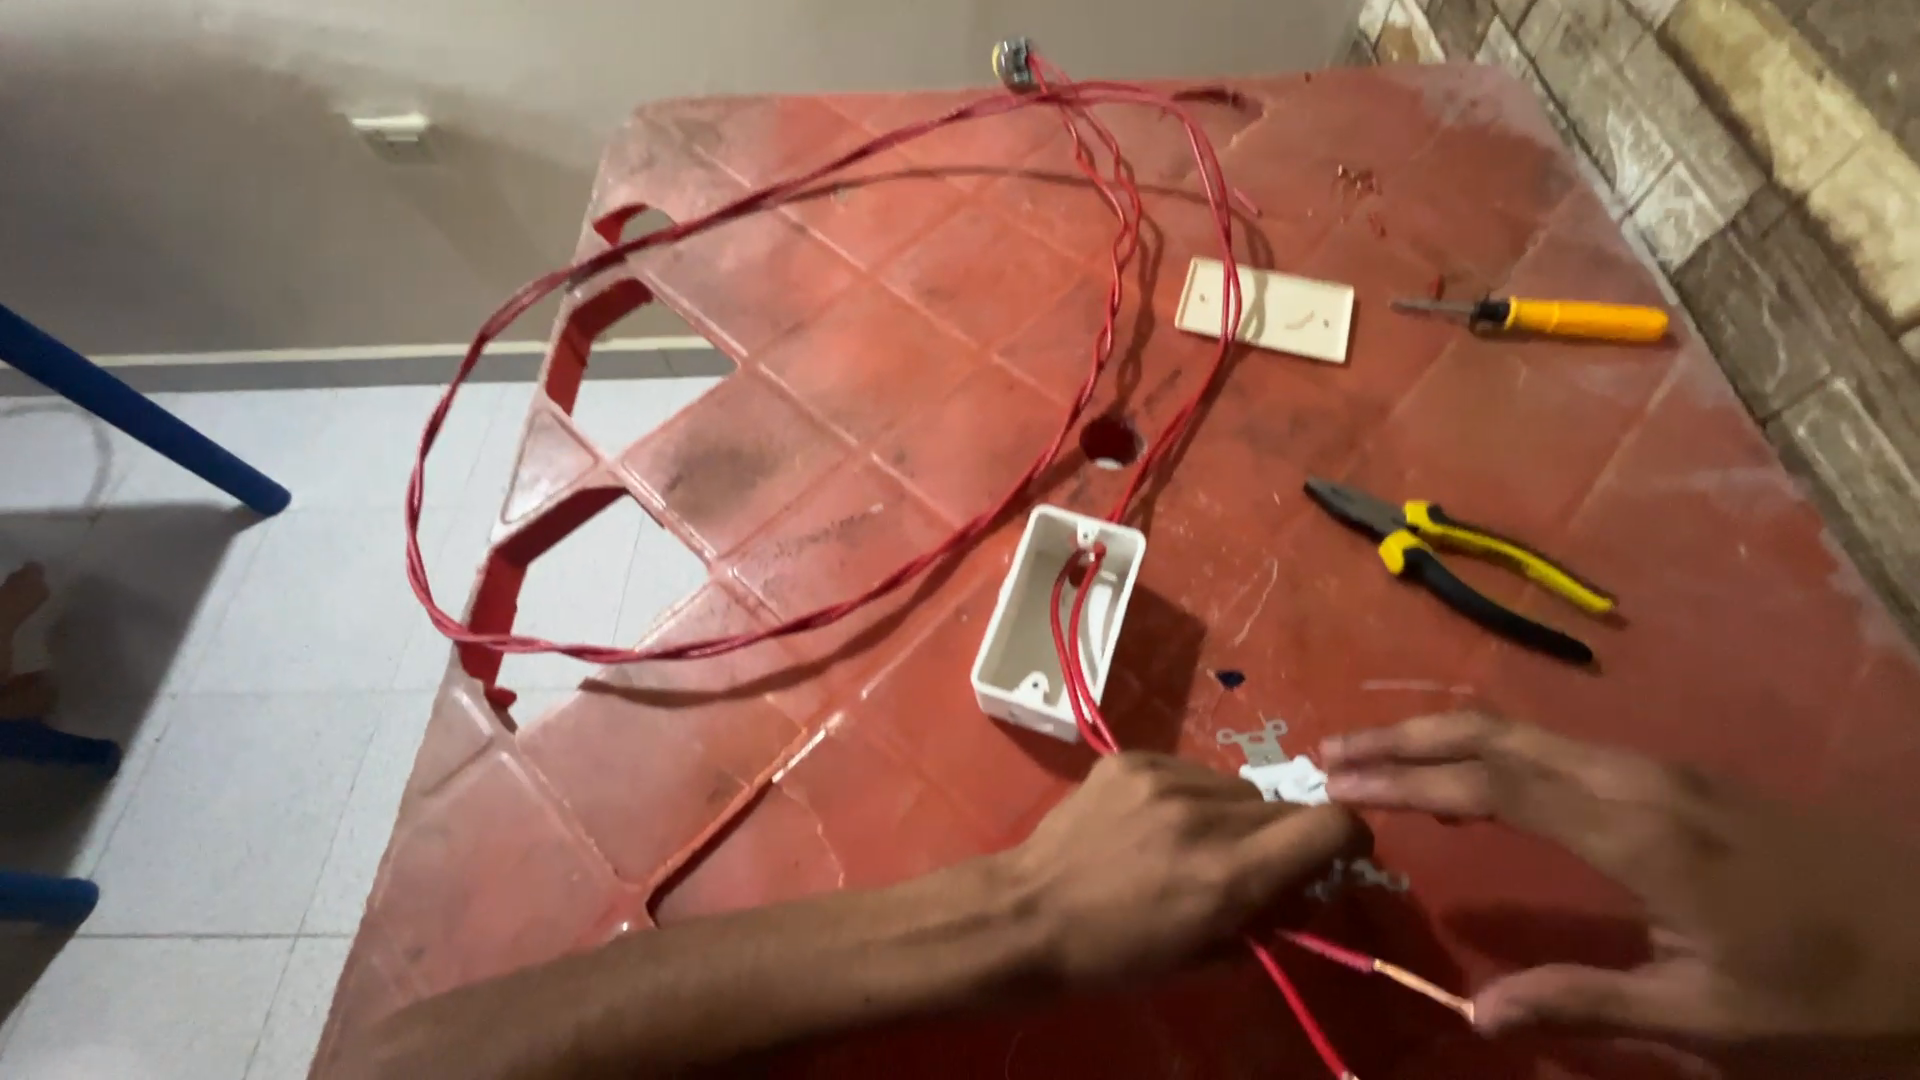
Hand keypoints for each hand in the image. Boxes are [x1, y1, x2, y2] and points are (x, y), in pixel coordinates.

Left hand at [1005, 752, 1359, 982]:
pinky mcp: (1129, 758)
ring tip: (1189, 839)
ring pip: (1233, 785)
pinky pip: (1187, 768)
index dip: (1345, 838)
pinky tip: (1153, 817)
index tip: (1333, 854)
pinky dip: (1186, 793)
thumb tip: (1305, 884)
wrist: (1032, 910)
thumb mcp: (1206, 954)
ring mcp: (1161, 778)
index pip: (1328, 826)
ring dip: (1230, 812)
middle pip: (1281, 805)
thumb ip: (1267, 915)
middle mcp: (1203, 814)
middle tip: (1245, 861)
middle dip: (1279, 836)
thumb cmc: (1117, 953)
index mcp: (1229, 873)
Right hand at [1321, 711, 1919, 1045]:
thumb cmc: (1829, 981)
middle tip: (1330, 752)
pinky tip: (1454, 772)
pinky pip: (1537, 741)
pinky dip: (1472, 745)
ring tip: (1370, 755)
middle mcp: (1621, 777)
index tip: (1340, 784)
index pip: (1486, 785)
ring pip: (1508, 726)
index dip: (1404, 780)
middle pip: (1485, 732)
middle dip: (1398, 738)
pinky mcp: (1650, 768)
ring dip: (1429, 734)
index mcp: (1629, 832)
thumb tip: (1475, 1015)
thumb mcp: (1713, 1014)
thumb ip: (1584, 1002)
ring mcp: (1638, 764)